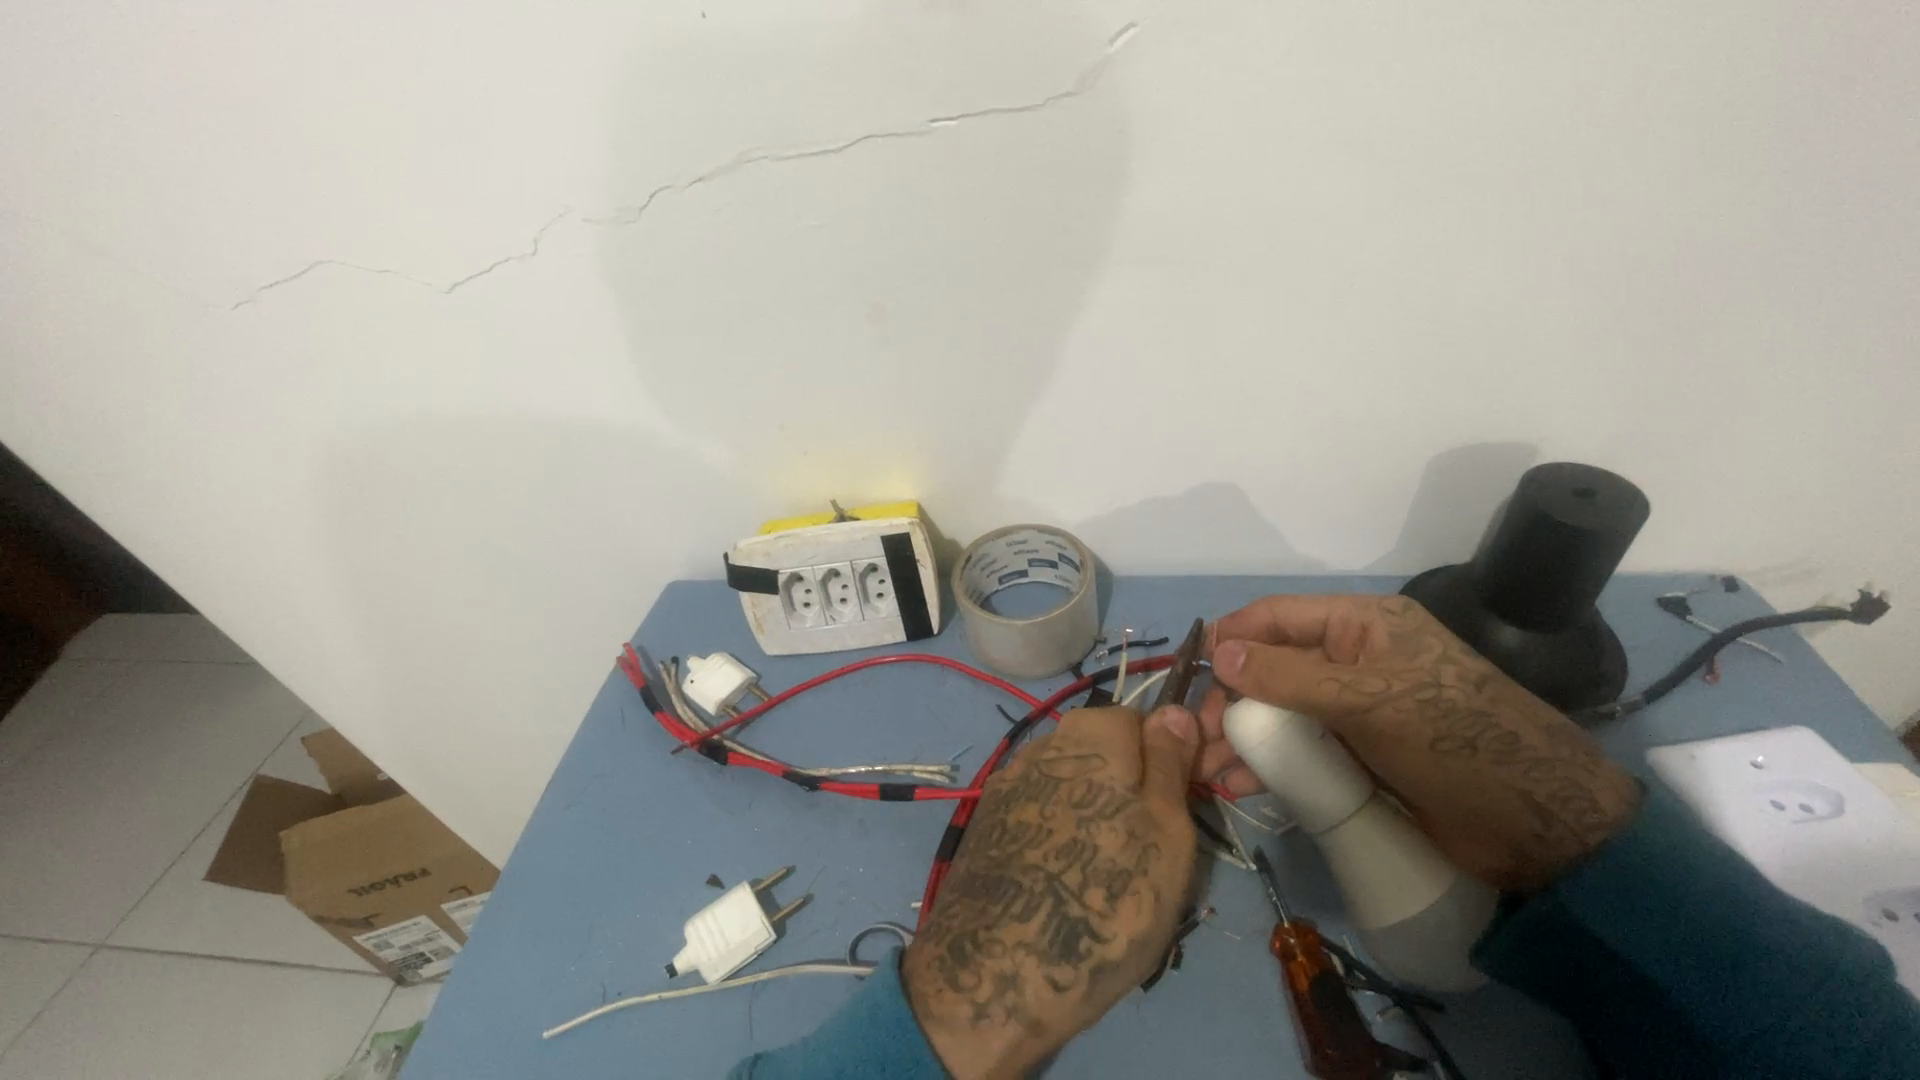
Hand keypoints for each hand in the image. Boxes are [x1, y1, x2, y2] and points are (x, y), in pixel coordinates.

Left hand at [903, 706, 1200, 1078]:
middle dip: (1128, 791)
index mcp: (1091, 733)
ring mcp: (1008, 784)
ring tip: (1105, 876)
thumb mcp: (1165, 827)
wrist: (1000, 967)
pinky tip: (1062, 881)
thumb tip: (1173, 709)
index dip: (1167, 762)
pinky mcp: (987, 824)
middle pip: (1102, 754)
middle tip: (1148, 853)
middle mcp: (1042, 744)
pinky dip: (1058, 836)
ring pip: (1071, 786)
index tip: (1178, 812)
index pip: (1142, 723)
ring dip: (1092, 813)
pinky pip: (1040, 815)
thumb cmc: (1107, 894)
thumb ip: (1168, 760)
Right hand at [1199, 595, 1640, 891]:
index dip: (1232, 637)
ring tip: (1208, 769)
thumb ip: (1288, 675)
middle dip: (1232, 699)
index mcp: (1363, 626)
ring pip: (1280, 712)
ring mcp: (1354, 712)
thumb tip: (1216, 651)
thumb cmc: (1453, 740)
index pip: (1278, 616)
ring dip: (1243, 737)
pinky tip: (1240, 785)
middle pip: (1271, 667)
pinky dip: (1268, 764)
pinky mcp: (1357, 756)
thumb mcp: (1367, 699)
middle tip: (1198, 736)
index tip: (1190, 669)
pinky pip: (1299, 750)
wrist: (1539, 827)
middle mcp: (1353, 661)